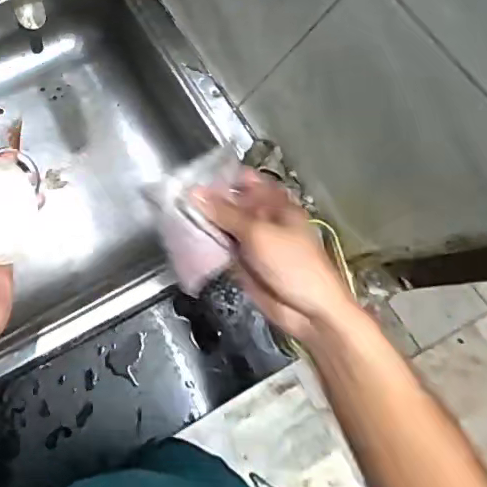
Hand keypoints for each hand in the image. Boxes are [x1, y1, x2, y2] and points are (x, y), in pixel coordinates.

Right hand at [193, 170, 360, 342]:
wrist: (310, 313)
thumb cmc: (292, 264)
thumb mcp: (258, 233)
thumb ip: (224, 213)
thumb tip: (194, 192)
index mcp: (276, 204)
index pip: (247, 180)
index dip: (223, 175)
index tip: (195, 173)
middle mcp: (264, 219)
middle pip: (232, 202)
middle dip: (209, 198)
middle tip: (178, 192)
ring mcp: (253, 241)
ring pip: (224, 224)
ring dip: (206, 220)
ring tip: (176, 210)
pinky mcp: (244, 262)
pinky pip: (222, 247)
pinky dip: (206, 242)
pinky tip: (184, 234)